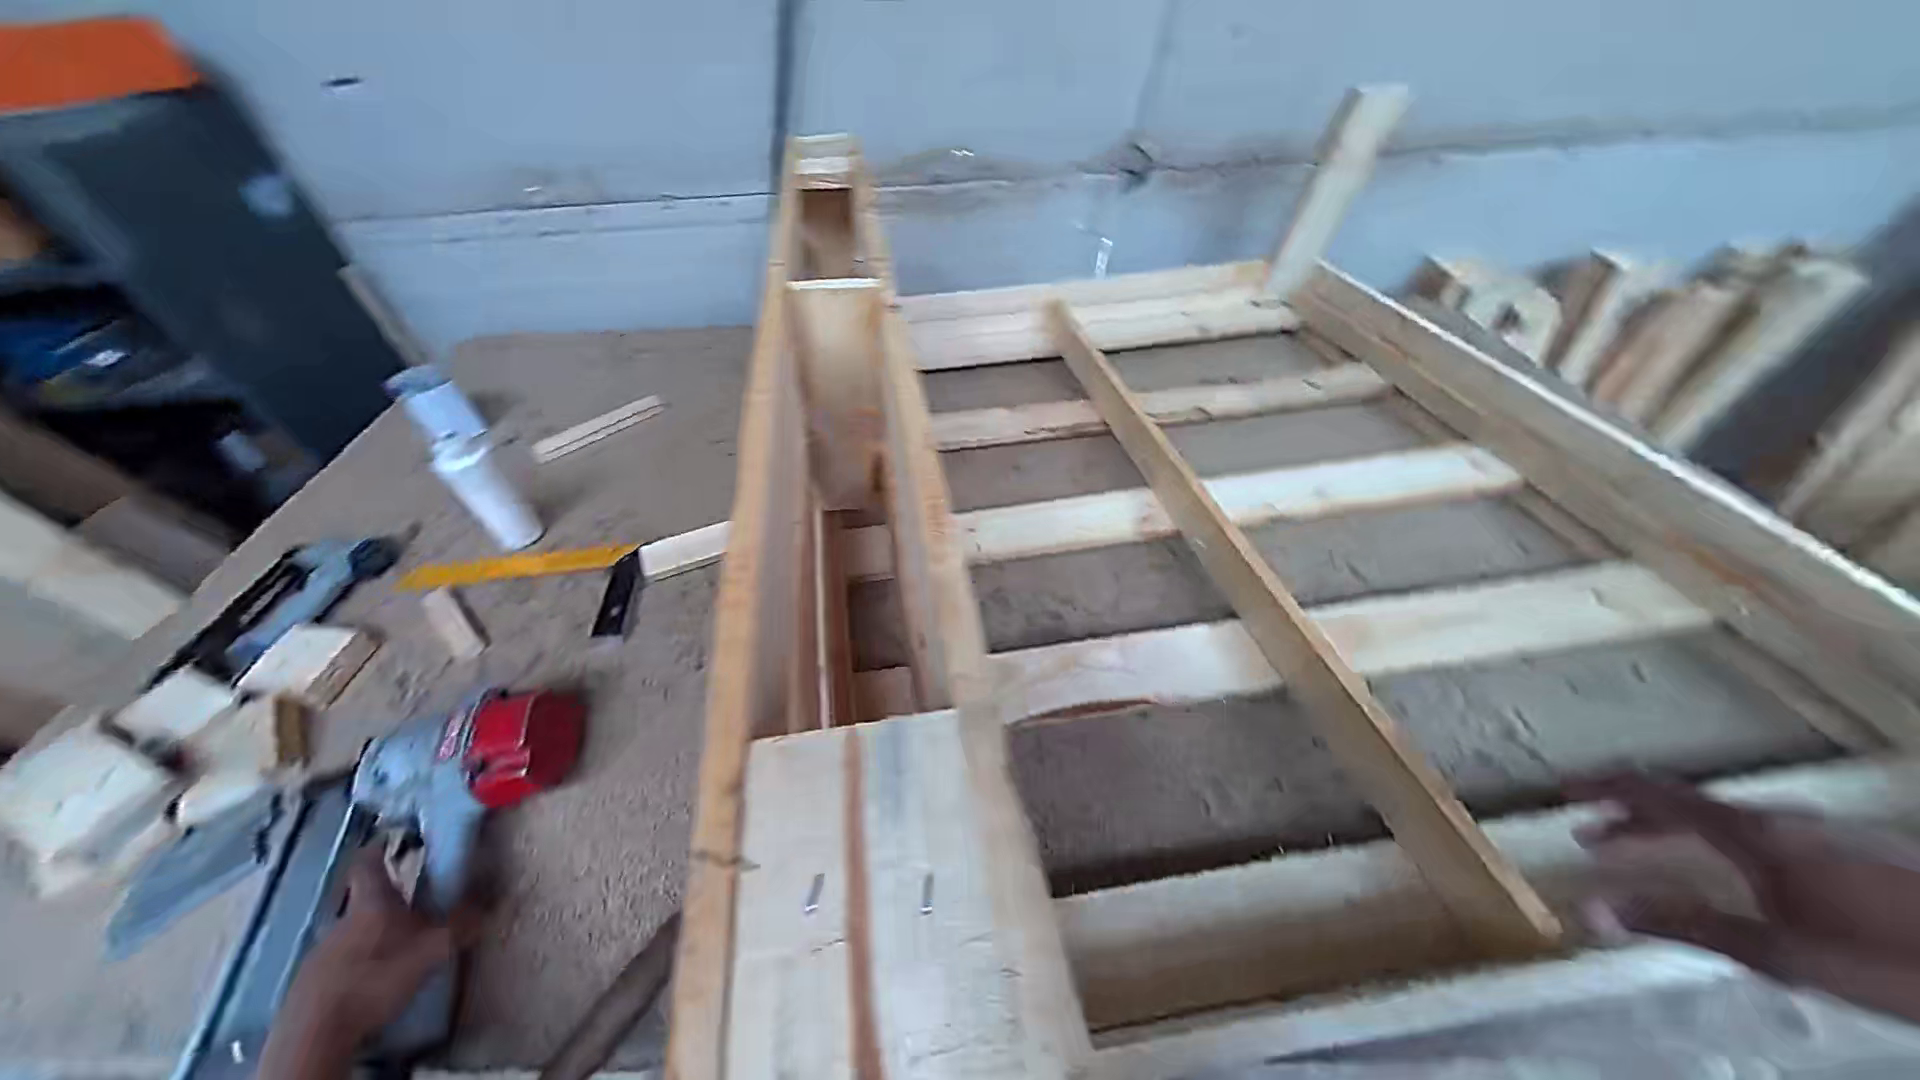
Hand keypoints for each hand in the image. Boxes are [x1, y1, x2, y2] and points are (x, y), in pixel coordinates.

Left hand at [259, 850, 482, 1079]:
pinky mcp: (306, 984)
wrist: (315, 1038)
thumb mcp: (434, 950)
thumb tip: (494, 901)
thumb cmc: (377, 979)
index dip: (379, 848)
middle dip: (389, 901)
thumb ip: (464, 923)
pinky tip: (371, 980)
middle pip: (364, 901)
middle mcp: (340, 921)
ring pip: (352, 932)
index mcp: (371, 904)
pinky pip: (338, 961)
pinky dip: (357, 962)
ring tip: (397, 948)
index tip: (390, 838)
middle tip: (414, 907)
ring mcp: (318, 954)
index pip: (368, 864)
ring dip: (373, 934)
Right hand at [1574, 774, 1919, 1023]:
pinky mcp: (1860, 852)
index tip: (1561, 790)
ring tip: (1653, 853)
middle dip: (1632, 818)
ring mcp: (1826, 833)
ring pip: (1726, 819)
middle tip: (1593, 835)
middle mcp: (1781, 820)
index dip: (1602, 787)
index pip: (1654, 792)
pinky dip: (1719, 841)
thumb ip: (1684, 926)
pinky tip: (1733, 873)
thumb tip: (1590, 909)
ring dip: (1676, 831)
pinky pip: (1762, 833)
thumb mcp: (1781, 953)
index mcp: (1751, 832)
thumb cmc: (1892, 957)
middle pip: (1686, 803)